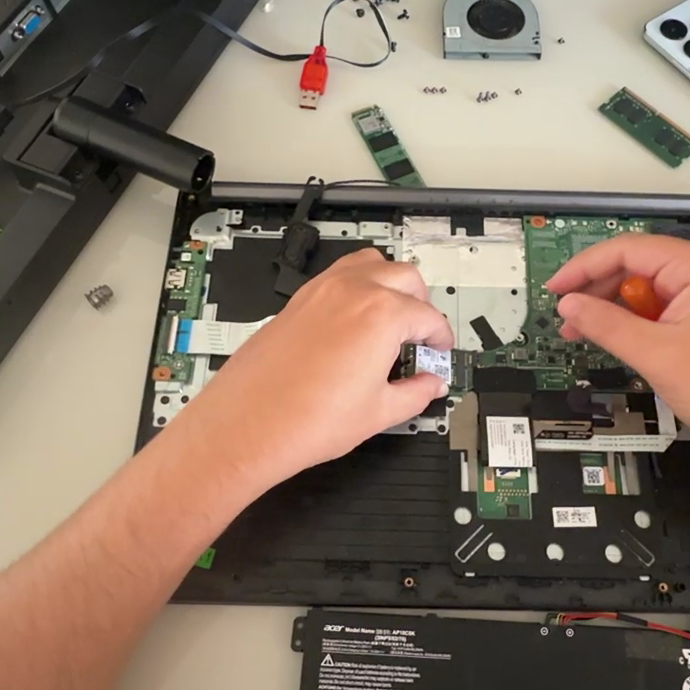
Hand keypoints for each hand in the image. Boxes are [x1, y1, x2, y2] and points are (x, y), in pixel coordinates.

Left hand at [161, 249, 454, 493]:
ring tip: (393, 316)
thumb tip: (430, 385)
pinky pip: (338, 275)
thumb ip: (416, 393)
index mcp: (382, 315)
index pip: (429, 316)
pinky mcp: (298, 300)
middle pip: (406, 277)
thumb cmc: (304, 420)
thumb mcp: (379, 413)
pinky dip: (357, 285)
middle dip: (422, 304)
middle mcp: (353, 292)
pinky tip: (356, 319)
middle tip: (422, 336)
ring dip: (390, 282)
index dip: (441, 338)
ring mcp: (322, 290)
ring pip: (371, 263)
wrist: (247, 426)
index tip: (440, 351)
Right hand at [547, 235, 689, 463]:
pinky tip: (619, 340)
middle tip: (567, 320)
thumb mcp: (655, 354)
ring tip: (586, 334)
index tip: (555, 290)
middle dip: (598, 291)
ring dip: (615, 310)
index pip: (628, 250)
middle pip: (638, 267)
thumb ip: (605, 324)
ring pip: (649, 290)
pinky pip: (666, 309)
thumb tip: (568, 305)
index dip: (584, 268)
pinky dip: (639, 323)